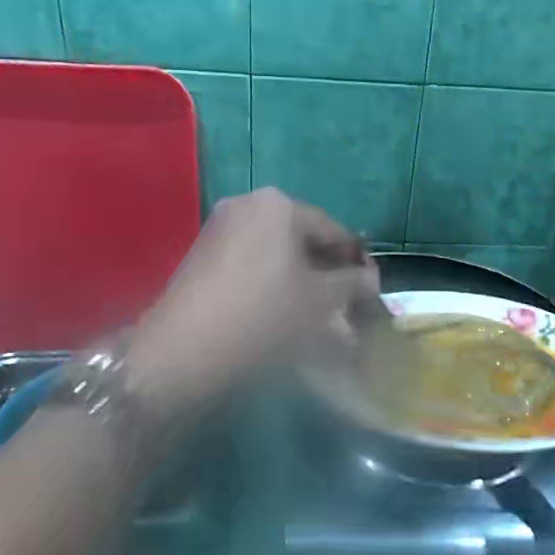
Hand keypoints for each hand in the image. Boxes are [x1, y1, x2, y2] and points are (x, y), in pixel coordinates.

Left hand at [128, 188, 375, 413]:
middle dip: (326, 270)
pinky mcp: (201, 253)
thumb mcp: (320, 301)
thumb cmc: (263, 316)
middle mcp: (247, 204)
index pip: (333, 230)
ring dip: (299, 278)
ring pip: (275, 251)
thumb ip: (352, 284)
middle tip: (343, 306)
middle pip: (301, 237)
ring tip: (313, 314)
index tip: (370, 292)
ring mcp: (219, 227)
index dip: (355, 262)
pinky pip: (249, 261)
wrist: (184, 350)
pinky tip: (277, 311)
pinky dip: (270, 280)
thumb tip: (369, 278)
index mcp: (279, 205)